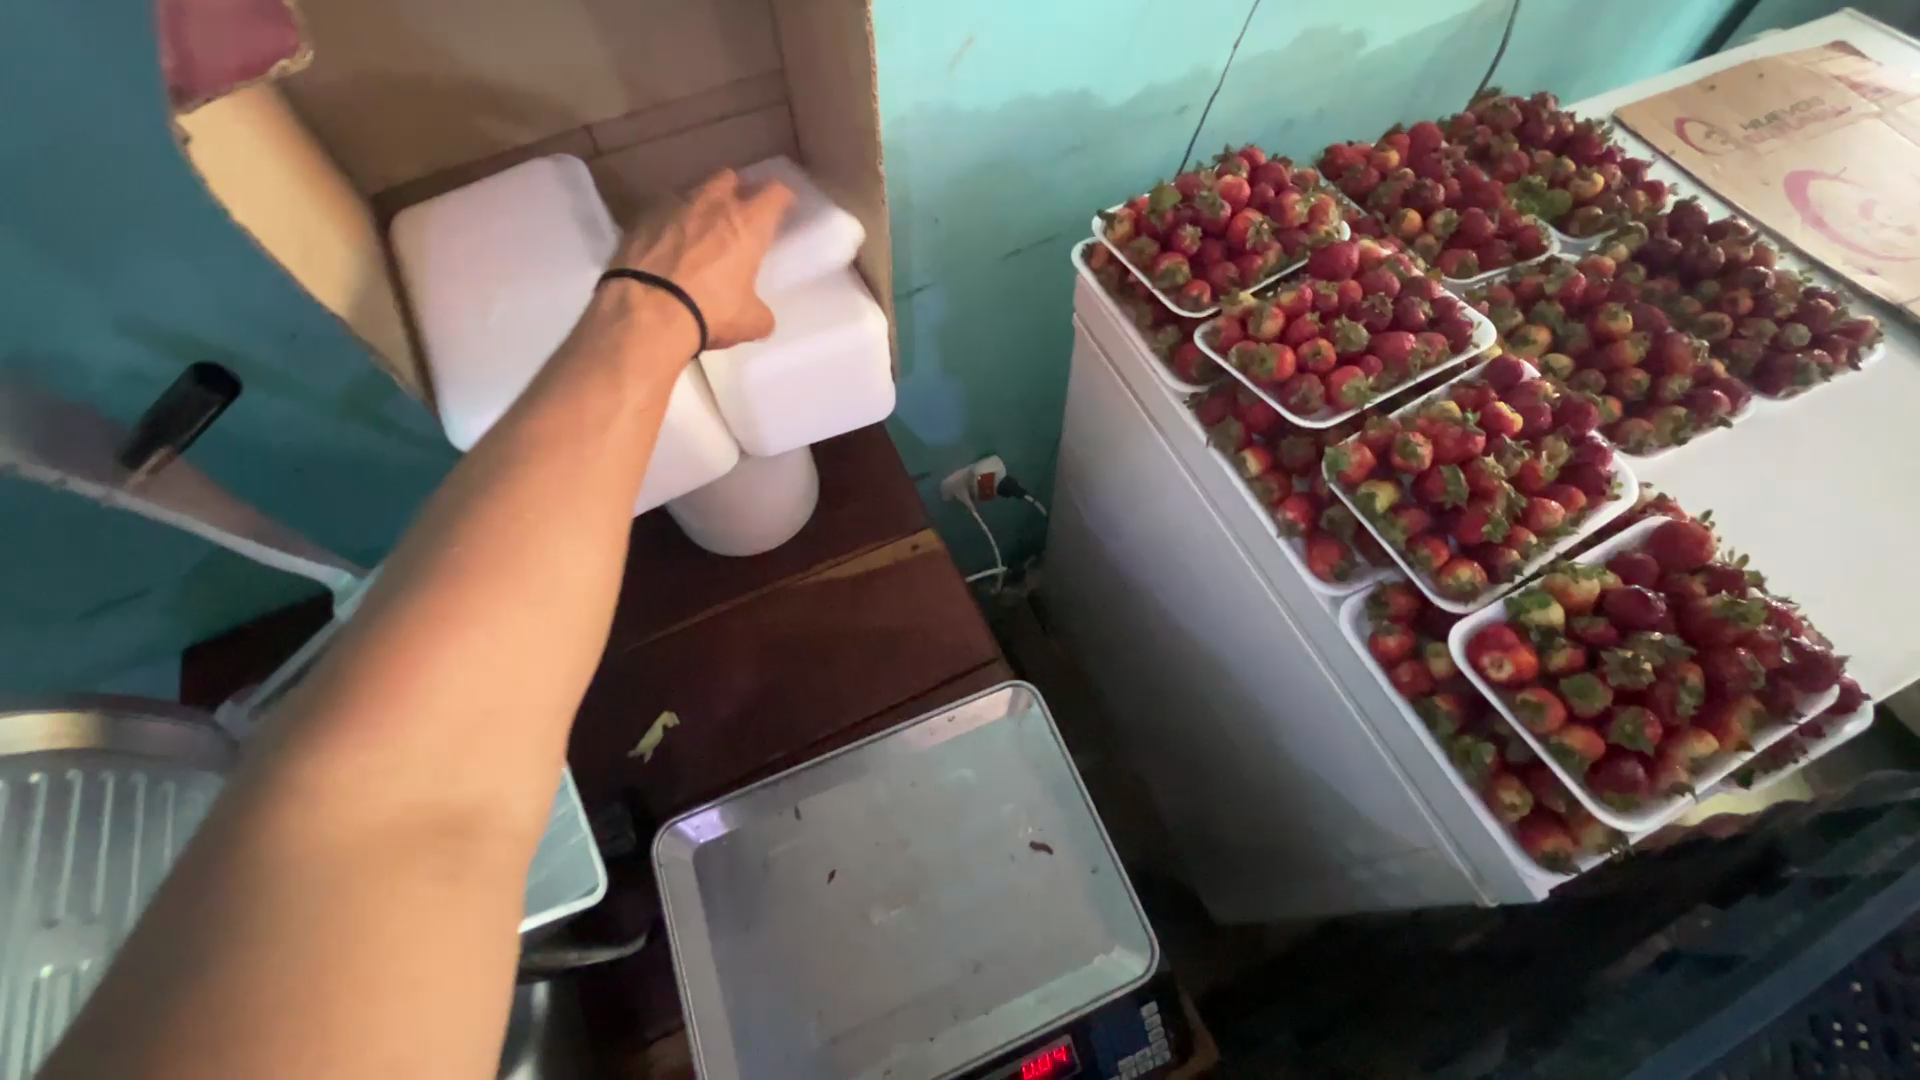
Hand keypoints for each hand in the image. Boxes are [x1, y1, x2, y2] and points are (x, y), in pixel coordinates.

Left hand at [612, 170, 793, 348]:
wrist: (647, 312)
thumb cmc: (711, 311)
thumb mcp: (750, 321)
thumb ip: (760, 311)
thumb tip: (760, 316)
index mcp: (747, 225)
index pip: (775, 193)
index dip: (782, 197)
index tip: (784, 206)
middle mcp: (712, 206)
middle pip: (729, 178)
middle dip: (738, 191)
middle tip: (740, 212)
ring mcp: (672, 209)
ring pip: (694, 193)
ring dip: (702, 207)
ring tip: (702, 230)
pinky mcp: (641, 221)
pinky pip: (663, 214)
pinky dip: (671, 226)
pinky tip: (669, 247)